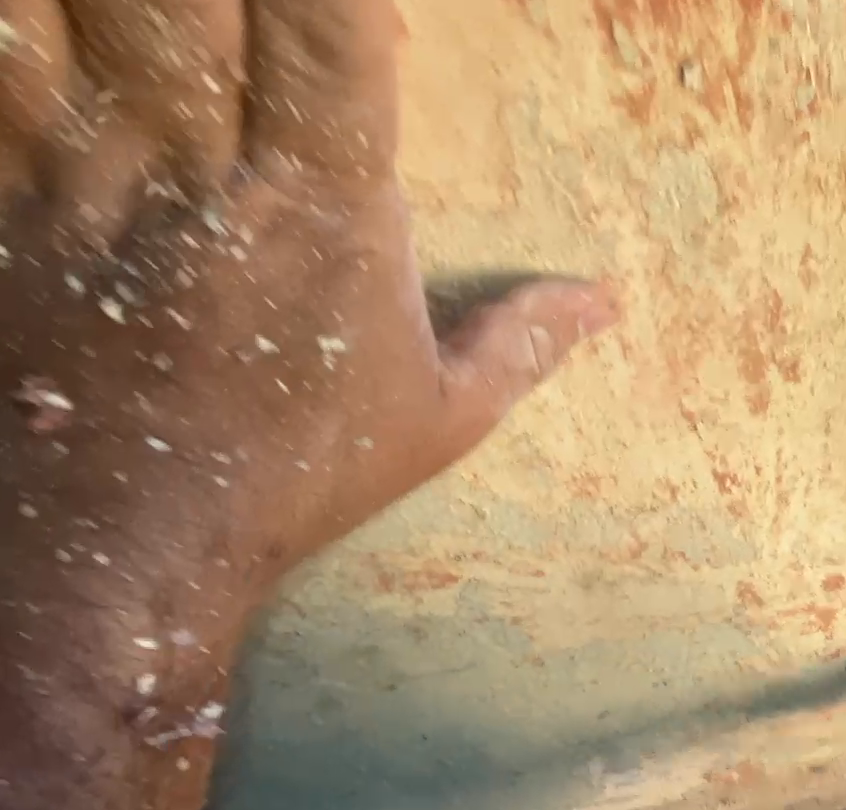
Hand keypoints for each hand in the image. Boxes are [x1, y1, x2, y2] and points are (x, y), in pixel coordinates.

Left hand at [0, 3, 617, 809]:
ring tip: (173, 12)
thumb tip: (606, 301)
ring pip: (65, 6)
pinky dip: (13, 26)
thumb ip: (527, 339)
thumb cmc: (306, 473)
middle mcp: (191, 170)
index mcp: (324, 219)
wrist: (121, 539)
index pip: (331, 43)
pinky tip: (59, 28)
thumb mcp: (448, 414)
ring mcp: (68, 168)